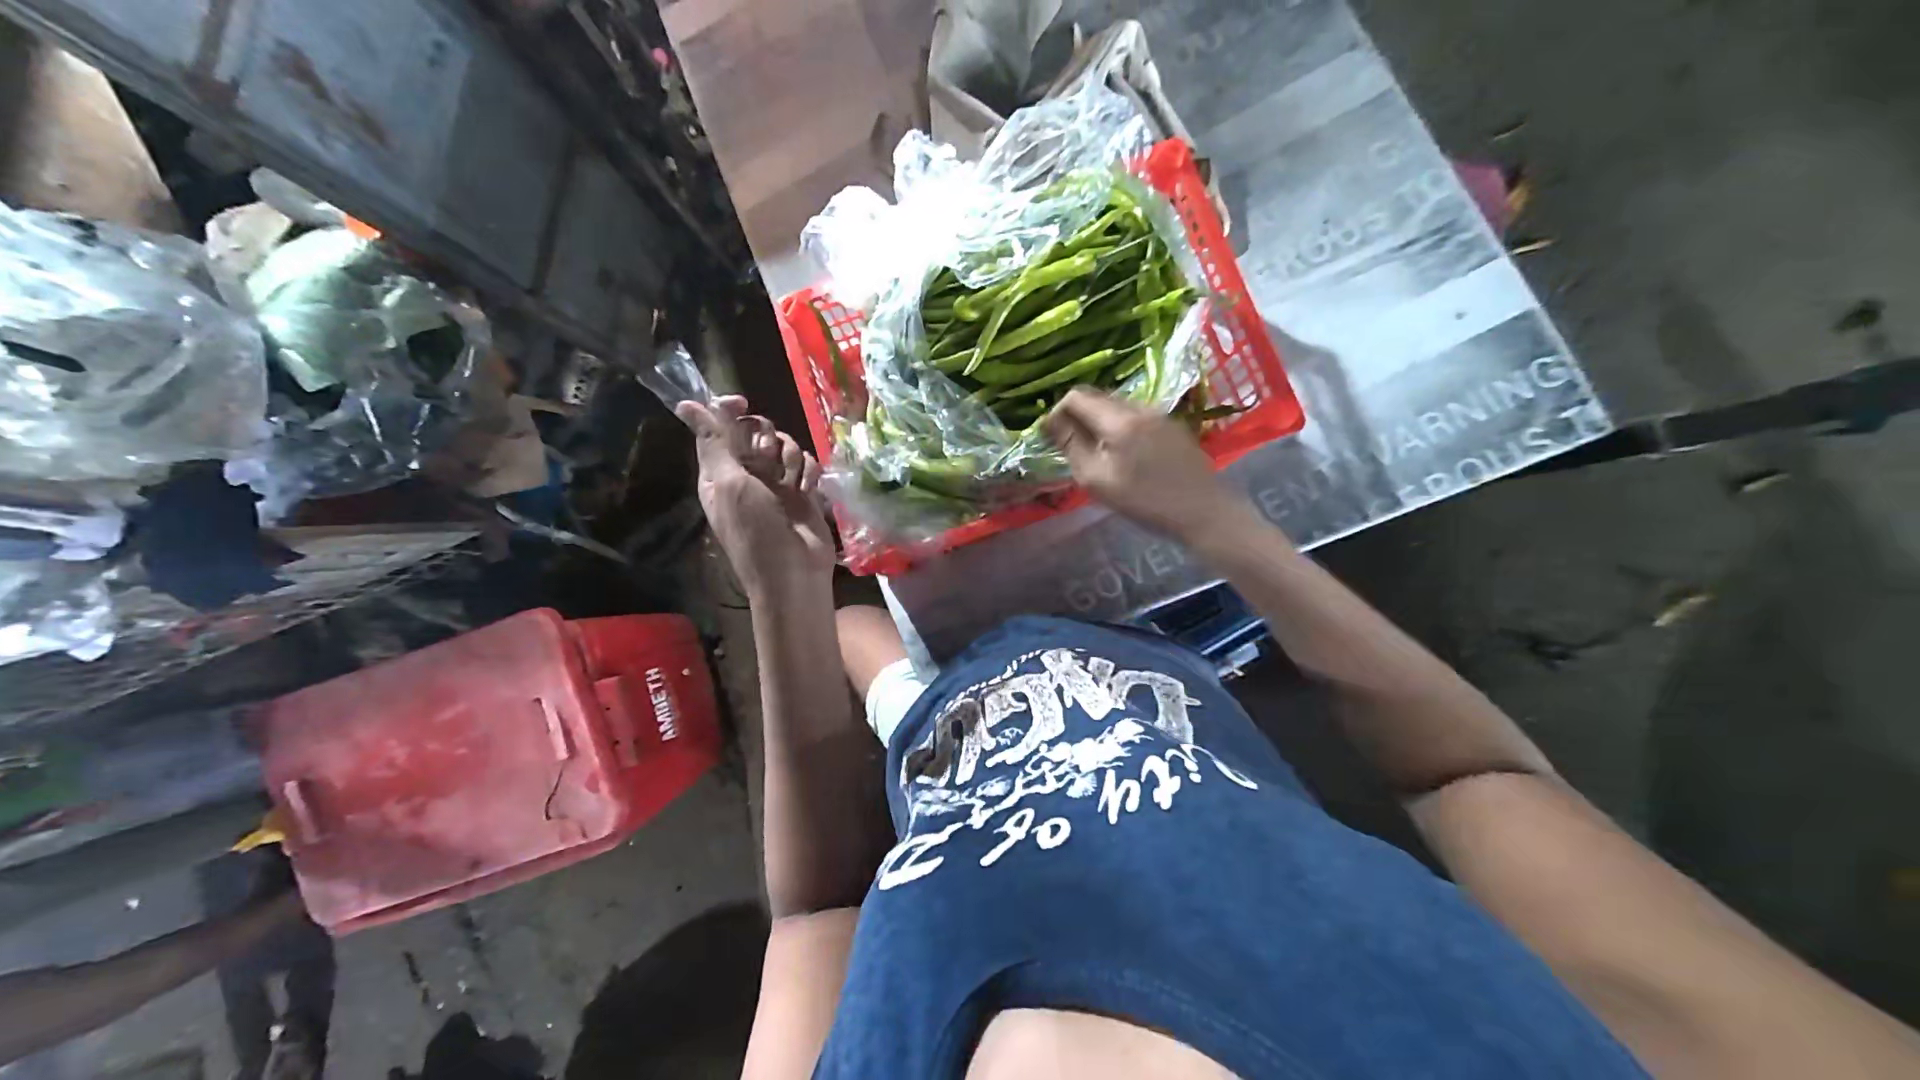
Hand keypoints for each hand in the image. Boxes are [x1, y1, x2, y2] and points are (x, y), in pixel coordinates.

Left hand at [677, 396, 833, 596]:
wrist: (793, 571)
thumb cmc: (755, 530)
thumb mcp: (728, 483)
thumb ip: (713, 441)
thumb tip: (686, 404)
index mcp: (718, 472)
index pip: (718, 426)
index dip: (728, 410)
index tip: (743, 402)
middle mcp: (745, 473)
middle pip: (756, 430)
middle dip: (765, 438)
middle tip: (767, 459)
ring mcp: (775, 482)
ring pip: (784, 444)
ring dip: (790, 458)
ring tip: (791, 484)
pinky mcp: (802, 491)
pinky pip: (806, 463)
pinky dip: (808, 473)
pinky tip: (808, 490)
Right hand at [1045, 387, 1260, 545]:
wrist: (1203, 511)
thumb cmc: (1145, 501)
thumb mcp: (1097, 479)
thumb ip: (1071, 445)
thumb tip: (1050, 421)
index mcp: (1119, 419)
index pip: (1076, 396)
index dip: (1058, 412)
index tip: (1052, 437)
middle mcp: (1139, 407)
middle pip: (1097, 396)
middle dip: (1077, 415)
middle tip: (1070, 446)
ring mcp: (1159, 414)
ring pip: (1116, 406)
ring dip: (1098, 421)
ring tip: (1096, 453)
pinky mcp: (1172, 425)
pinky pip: (1134, 416)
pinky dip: (1119, 427)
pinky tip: (1123, 454)